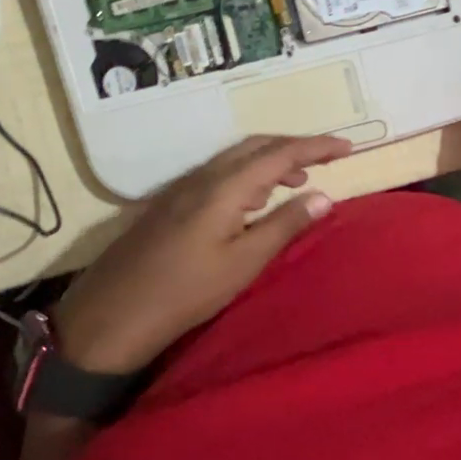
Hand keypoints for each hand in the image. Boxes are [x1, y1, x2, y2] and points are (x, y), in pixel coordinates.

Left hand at [50, 135, 352, 373]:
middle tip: (325, 161)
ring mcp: (181, 188)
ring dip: (269, 161)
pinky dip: (246, 176)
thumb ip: (284, 226)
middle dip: (293, 147)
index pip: (279, 152)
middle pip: (254, 146)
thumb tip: (324, 196)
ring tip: (297, 181)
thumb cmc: (185, 292)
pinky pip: (217, 174)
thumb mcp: (243, 263)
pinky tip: (252, 201)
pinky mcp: (169, 204)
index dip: (316, 146)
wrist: (113, 313)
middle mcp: (202, 176)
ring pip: (234, 159)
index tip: (347, 148)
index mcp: (224, 187)